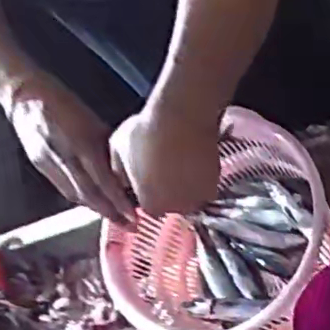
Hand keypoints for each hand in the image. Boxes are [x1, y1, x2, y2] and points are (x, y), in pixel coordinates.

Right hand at [2, 70, 135, 222]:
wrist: (24, 93)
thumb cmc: (67, 106)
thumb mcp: (95, 125)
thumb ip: (109, 153)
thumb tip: (129, 177)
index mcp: (80, 141)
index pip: (103, 181)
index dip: (119, 202)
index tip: (134, 216)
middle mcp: (63, 154)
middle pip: (89, 193)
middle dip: (111, 213)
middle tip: (130, 225)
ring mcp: (48, 161)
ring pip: (76, 195)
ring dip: (98, 210)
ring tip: (118, 220)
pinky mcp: (39, 165)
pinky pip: (64, 189)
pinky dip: (83, 201)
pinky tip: (97, 206)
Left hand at [108, 97, 221, 216]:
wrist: (182, 121)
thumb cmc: (146, 133)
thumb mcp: (118, 149)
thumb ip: (119, 172)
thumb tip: (123, 182)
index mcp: (150, 203)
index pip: (148, 204)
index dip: (147, 190)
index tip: (147, 174)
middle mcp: (175, 209)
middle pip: (170, 205)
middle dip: (166, 191)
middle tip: (165, 167)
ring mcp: (196, 201)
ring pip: (188, 199)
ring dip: (183, 187)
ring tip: (179, 163)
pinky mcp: (212, 191)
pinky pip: (203, 190)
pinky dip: (199, 181)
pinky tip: (193, 163)